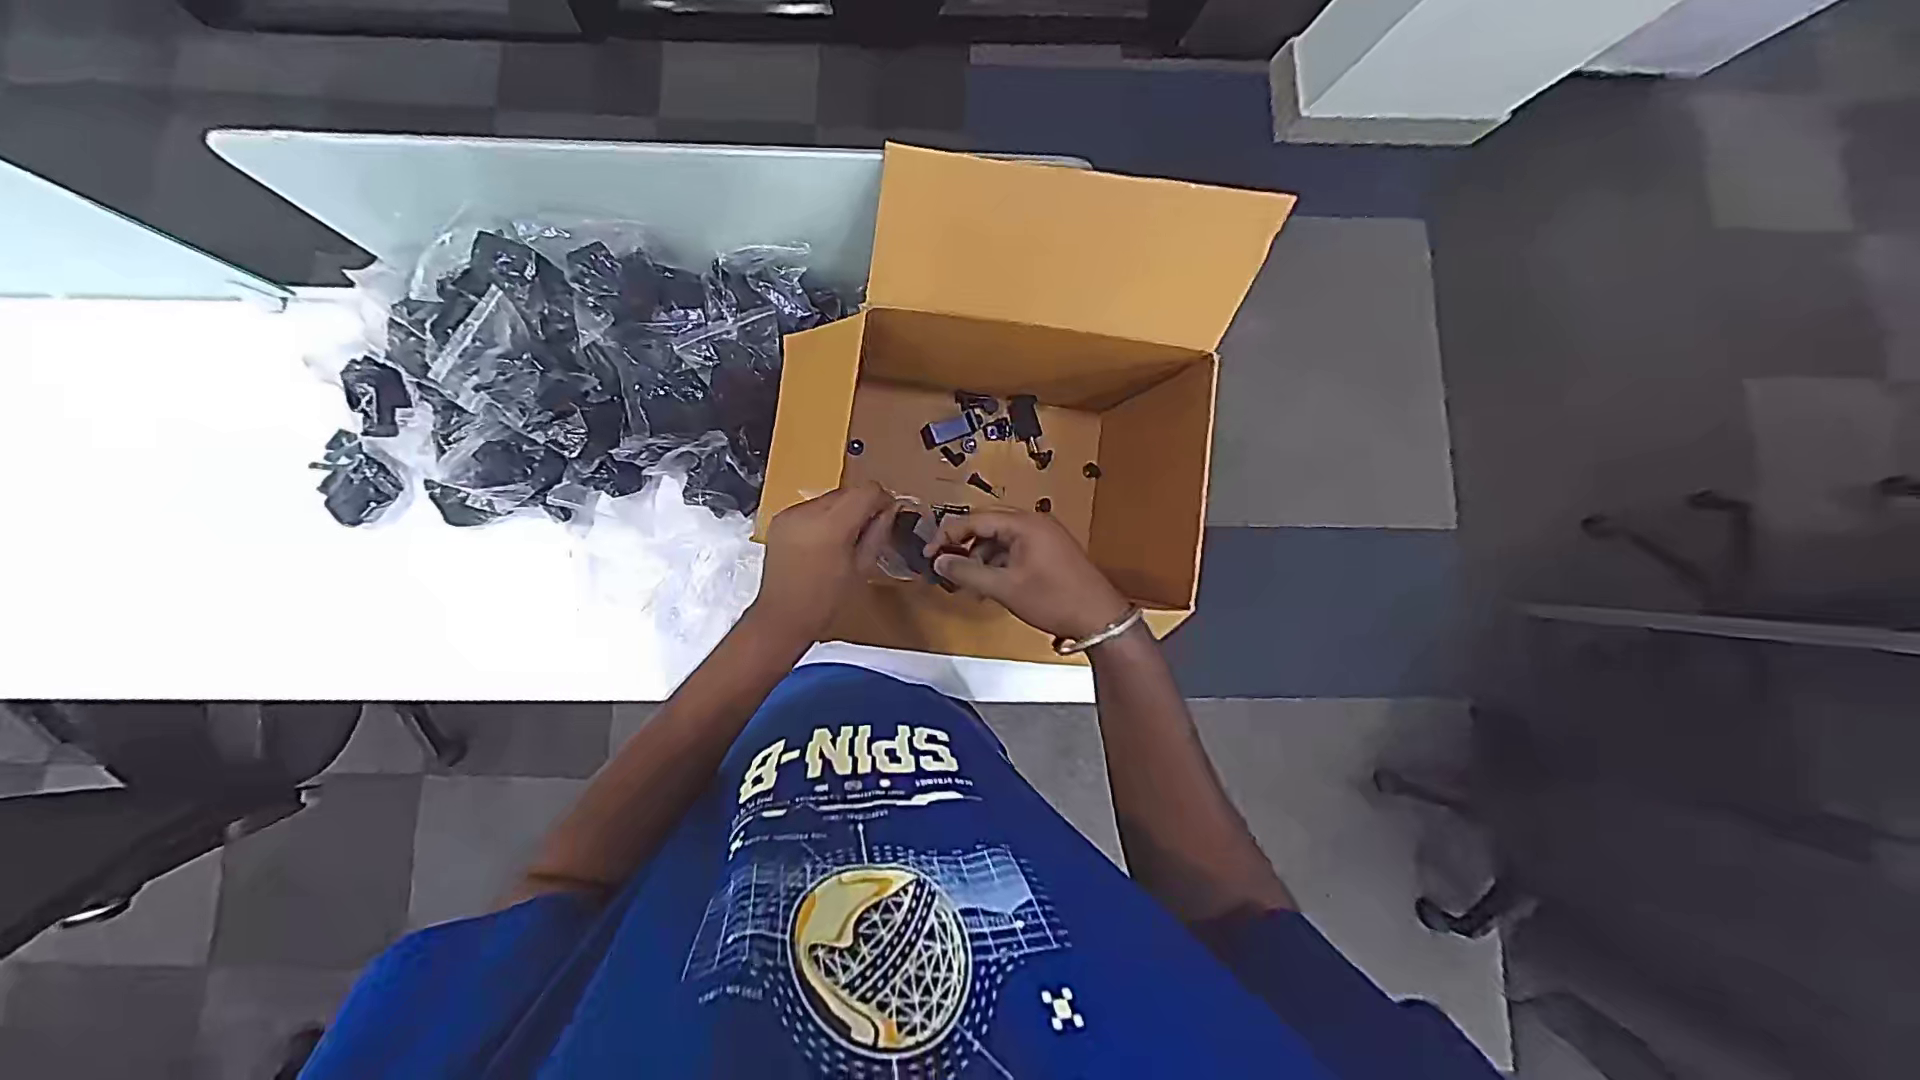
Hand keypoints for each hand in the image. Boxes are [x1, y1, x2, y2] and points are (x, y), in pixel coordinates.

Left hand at [750, 481, 894, 645]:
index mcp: (831, 526)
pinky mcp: (779, 520)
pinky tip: (823, 542)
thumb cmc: (826, 602)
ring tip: (844, 539)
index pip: (866, 491)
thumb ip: (877, 533)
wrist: (783, 617)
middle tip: (868, 531)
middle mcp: (807, 513)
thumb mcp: (861, 569)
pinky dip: (822, 518)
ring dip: (842, 511)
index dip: (882, 500)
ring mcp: (790, 514)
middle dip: (862, 506)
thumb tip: (888, 511)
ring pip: (829, 498)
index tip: (887, 517)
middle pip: (847, 492)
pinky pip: (810, 508)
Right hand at [925, 509, 1130, 639]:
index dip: (948, 535)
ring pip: (1000, 540)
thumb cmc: (1054, 600)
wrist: (1099, 619)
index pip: (975, 519)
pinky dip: (999, 565)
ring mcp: (1045, 536)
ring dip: (981, 559)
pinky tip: (991, 586)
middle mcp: (1035, 523)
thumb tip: (938, 562)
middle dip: (964, 548)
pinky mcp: (1050, 552)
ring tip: (970, 585)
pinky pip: (1015, 550)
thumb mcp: (1004, 588)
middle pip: (987, 527)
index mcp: (1025, 524)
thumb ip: (967, 573)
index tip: (930, 554)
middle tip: (946, 568)